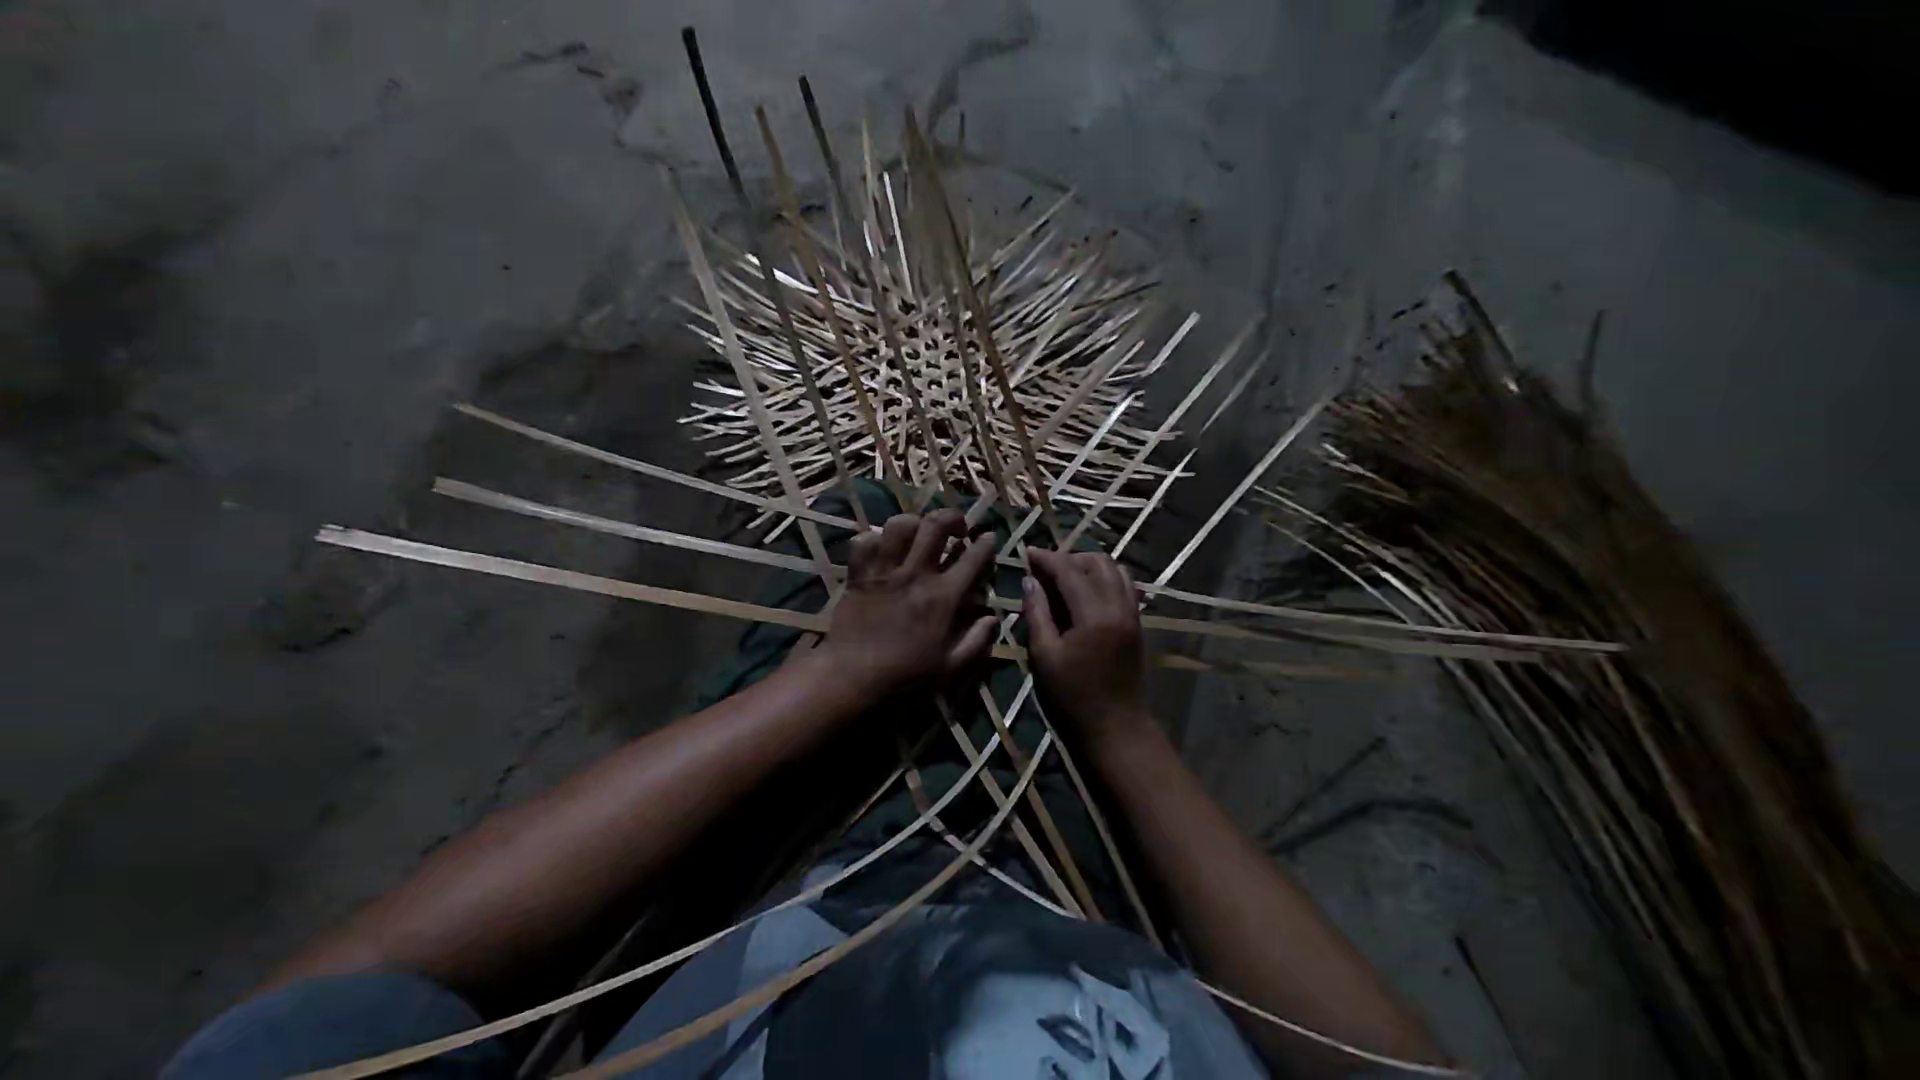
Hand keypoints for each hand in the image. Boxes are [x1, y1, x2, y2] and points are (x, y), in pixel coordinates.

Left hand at [819, 510, 997, 699]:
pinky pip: (865, 541)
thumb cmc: (904, 676)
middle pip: (936, 525)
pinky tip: (884, 547)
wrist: (852, 678)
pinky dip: (875, 538)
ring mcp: (884, 571)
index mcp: (943, 597)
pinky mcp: (858, 574)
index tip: (989, 538)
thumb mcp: (950, 667)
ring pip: (900, 525)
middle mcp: (915, 574)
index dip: (986, 543)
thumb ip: (976, 642)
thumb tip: (993, 619)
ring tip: (920, 532)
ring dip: (915, 522)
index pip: (973, 557)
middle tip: (958, 527)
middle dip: (953, 517)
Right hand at [1022, 548, 1152, 745]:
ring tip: (1064, 577)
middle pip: (1096, 562)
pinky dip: (1105, 578)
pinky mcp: (1137, 623)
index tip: (1026, 552)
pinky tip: (1086, 592)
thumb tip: (1029, 581)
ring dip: (1089, 566)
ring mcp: (1132, 613)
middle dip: (1068, 558)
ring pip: (1115, 570)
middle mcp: (1119, 606)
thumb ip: (1037, 614)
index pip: (1069, 570)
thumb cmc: (1073, 697)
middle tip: (1043, 568)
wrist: (1117, 727)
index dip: (1046, 558)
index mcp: (1094, 615)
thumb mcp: (1045, 656)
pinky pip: (1125, 586)